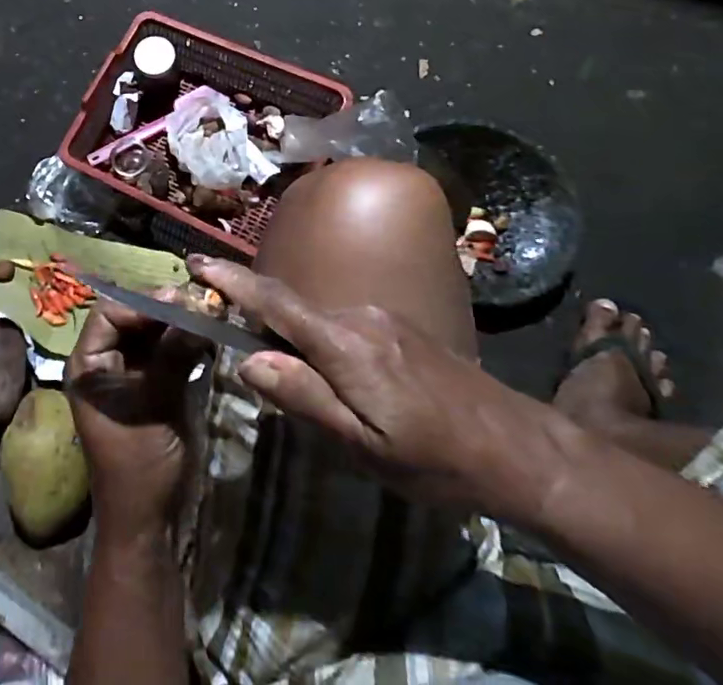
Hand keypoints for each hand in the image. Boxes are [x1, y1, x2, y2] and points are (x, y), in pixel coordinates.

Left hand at [66, 295, 209, 538]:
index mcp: (87, 365)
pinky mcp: (148, 387)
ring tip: (208, 312)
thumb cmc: (140, 465)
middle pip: (129, 320)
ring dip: (175, 323)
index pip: (108, 315)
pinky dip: (182, 343)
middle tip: (200, 301)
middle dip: (162, 309)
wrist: (146, 518)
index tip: (180, 300)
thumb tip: (197, 311)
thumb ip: (172, 358)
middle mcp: (101, 363)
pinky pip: (162, 354)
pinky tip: (205, 335)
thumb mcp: (156, 407)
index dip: (142, 304)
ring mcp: (125, 375)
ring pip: (148, 335)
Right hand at [192, 257, 565, 517]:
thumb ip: (304, 398)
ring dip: (287, 336)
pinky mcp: (396, 326)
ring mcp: (380, 318)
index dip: (230, 280)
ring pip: (312, 320)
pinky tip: (330, 377)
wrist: (529, 454)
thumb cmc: (438, 461)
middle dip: (251, 318)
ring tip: (284, 377)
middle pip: (287, 309)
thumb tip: (246, 359)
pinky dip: (314, 340)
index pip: (273, 302)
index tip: (193, 261)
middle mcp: (358, 317)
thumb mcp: (364, 446)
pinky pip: (336, 325)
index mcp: (345, 345)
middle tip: (232, 346)